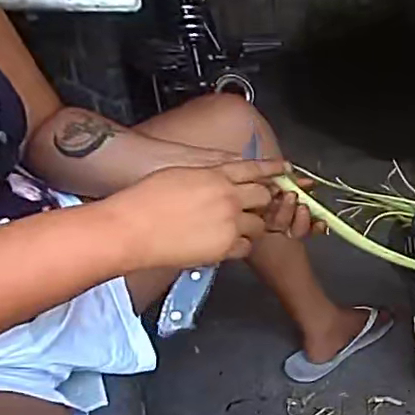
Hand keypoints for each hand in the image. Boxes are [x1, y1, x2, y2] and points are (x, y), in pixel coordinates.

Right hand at [148, 149, 321, 239]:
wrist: (128, 229)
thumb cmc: (143, 201)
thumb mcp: (178, 174)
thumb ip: (207, 174)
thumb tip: (223, 175)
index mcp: (214, 176)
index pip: (252, 169)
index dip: (271, 168)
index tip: (285, 168)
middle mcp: (228, 198)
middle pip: (264, 197)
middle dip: (260, 203)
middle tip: (250, 208)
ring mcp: (230, 223)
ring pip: (259, 225)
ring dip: (249, 227)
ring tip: (228, 229)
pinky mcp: (226, 246)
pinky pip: (247, 247)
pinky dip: (238, 246)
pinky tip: (221, 243)